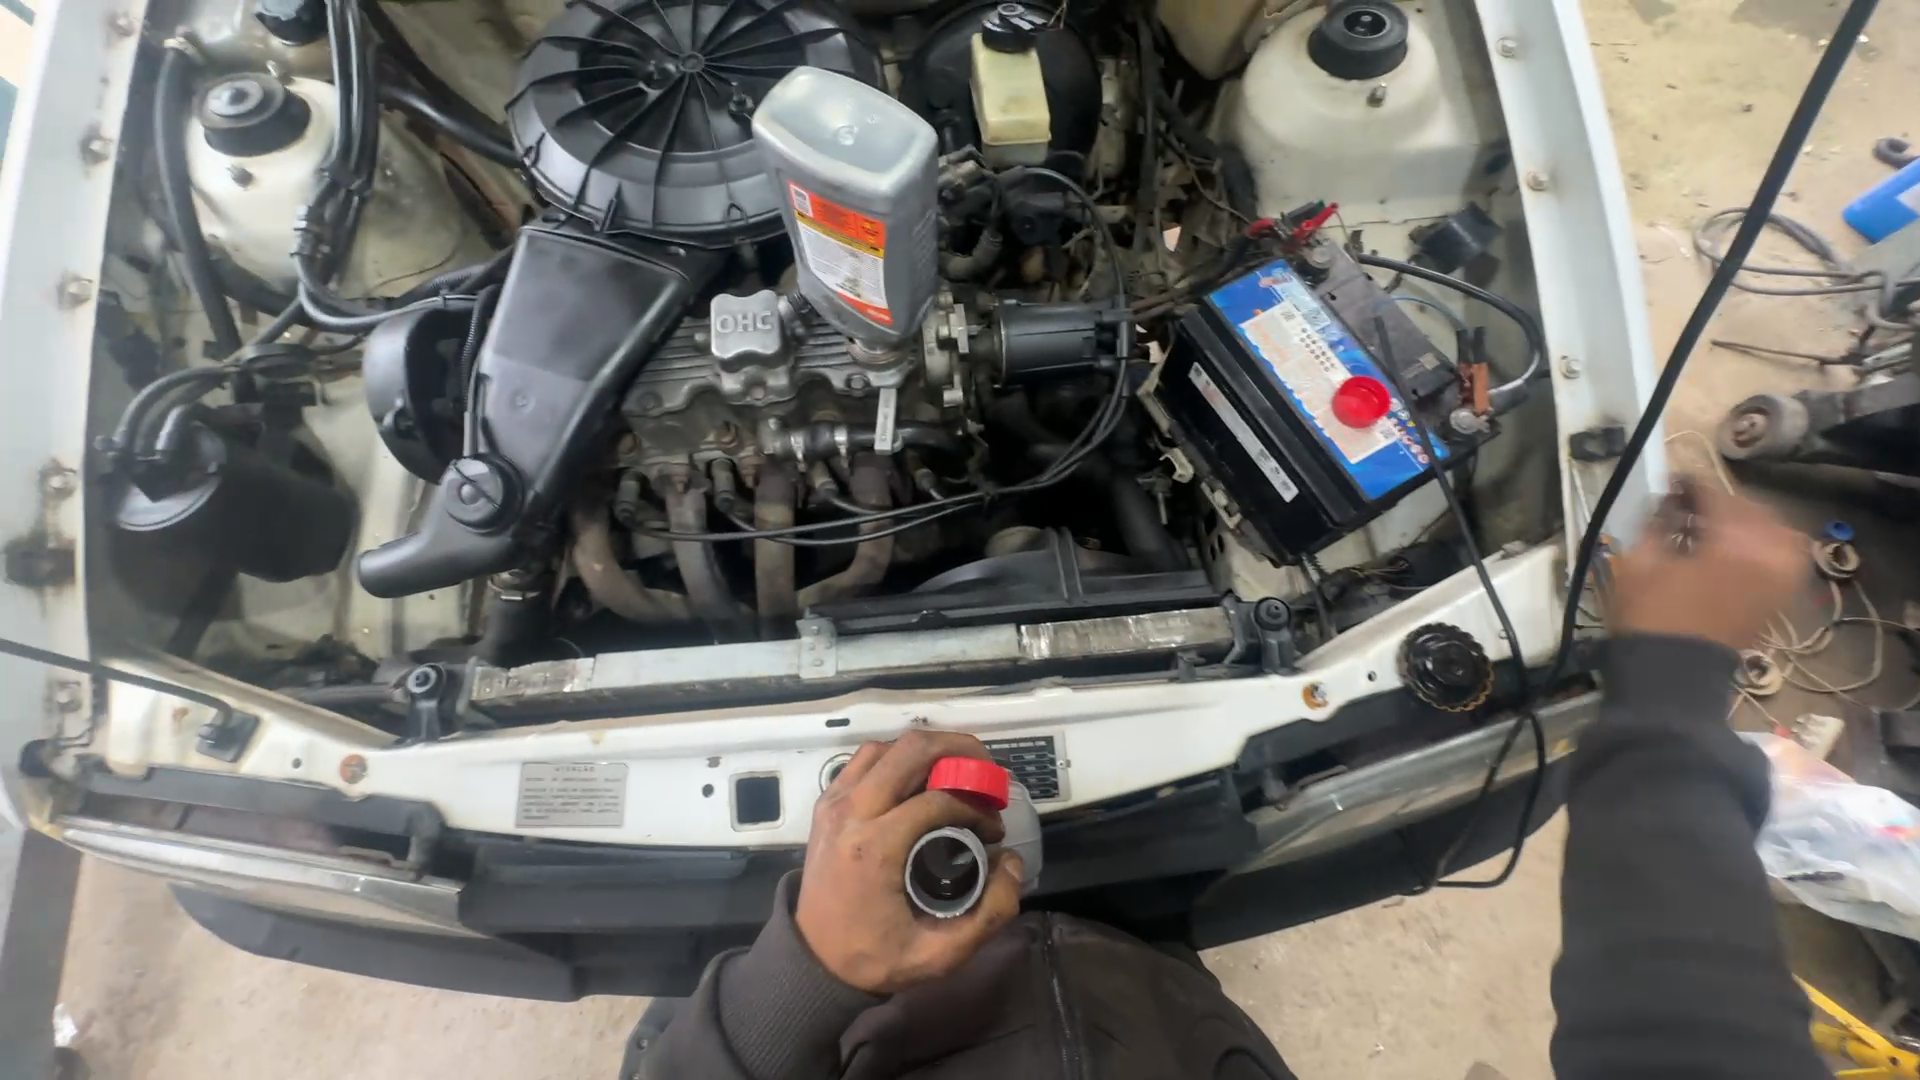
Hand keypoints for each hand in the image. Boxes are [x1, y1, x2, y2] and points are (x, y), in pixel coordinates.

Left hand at [794, 730, 1023, 994]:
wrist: (812, 962)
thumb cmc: (874, 957)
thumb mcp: (940, 954)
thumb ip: (990, 912)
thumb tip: (1013, 861)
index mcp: (875, 848)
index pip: (937, 800)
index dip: (977, 807)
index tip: (994, 829)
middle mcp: (852, 812)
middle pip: (912, 751)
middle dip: (960, 751)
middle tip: (987, 773)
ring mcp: (835, 800)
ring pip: (889, 746)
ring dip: (930, 751)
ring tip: (958, 773)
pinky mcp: (828, 799)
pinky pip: (867, 757)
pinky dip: (899, 756)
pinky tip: (920, 778)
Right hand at [1607, 479, 1806, 649]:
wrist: (1673, 667)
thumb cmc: (1647, 613)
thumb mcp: (1637, 564)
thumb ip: (1655, 527)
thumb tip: (1665, 504)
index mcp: (1731, 543)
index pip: (1717, 498)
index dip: (1692, 486)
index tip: (1671, 481)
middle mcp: (1769, 554)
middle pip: (1753, 512)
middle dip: (1720, 503)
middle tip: (1687, 504)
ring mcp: (1782, 575)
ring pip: (1775, 531)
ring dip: (1745, 523)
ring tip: (1712, 526)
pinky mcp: (1781, 593)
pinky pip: (1781, 555)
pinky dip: (1760, 544)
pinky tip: (1731, 548)